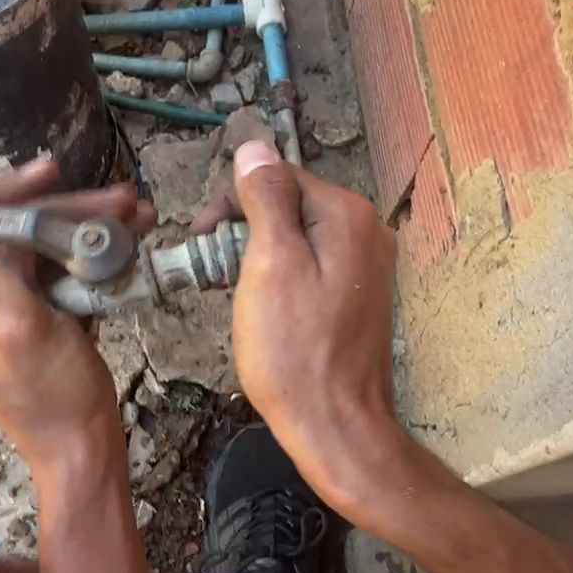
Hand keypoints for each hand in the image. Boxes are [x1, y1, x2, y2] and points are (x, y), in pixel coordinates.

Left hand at [0, 161, 153, 471]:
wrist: (82, 440)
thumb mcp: (16, 325)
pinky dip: (84, 245)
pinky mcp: (18, 298)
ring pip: (29, 237)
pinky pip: (47, 258)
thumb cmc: (45, 396)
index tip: (50, 175)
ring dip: (82, 223)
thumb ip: (3, 262)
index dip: (0, 197)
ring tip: (133, 211)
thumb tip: (14, 214)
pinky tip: (126, 232)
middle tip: (115, 199)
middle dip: (59, 212)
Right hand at [197, 141, 406, 516]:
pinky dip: (284, 280)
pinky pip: (314, 269)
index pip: (279, 178)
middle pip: (291, 207)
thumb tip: (255, 147)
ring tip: (241, 297)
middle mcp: (368, 232)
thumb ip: (266, 198)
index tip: (202, 241)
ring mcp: (370, 267)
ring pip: (300, 239)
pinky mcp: (361, 297)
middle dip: (247, 232)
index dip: (233, 205)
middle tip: (218, 275)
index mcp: (348, 215)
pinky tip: (270, 312)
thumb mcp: (270, 264)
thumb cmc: (295, 351)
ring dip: (262, 257)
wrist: (336, 425)